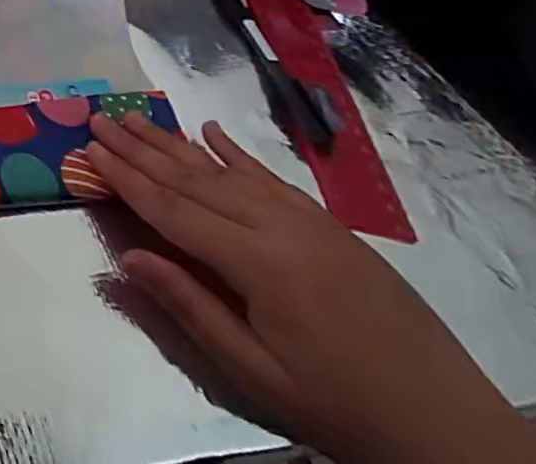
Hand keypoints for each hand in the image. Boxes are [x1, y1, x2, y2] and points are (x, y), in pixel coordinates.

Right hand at [88, 111, 535, 463]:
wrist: (446, 418)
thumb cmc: (339, 404)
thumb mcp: (256, 373)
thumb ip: (190, 306)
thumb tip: (129, 256)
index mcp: (258, 261)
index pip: (173, 210)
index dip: (126, 178)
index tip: (90, 148)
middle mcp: (277, 223)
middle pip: (193, 178)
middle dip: (139, 148)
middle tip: (100, 117)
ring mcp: (304, 217)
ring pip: (224, 170)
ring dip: (174, 142)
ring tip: (137, 116)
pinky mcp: (325, 222)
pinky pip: (268, 177)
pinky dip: (234, 151)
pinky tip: (209, 130)